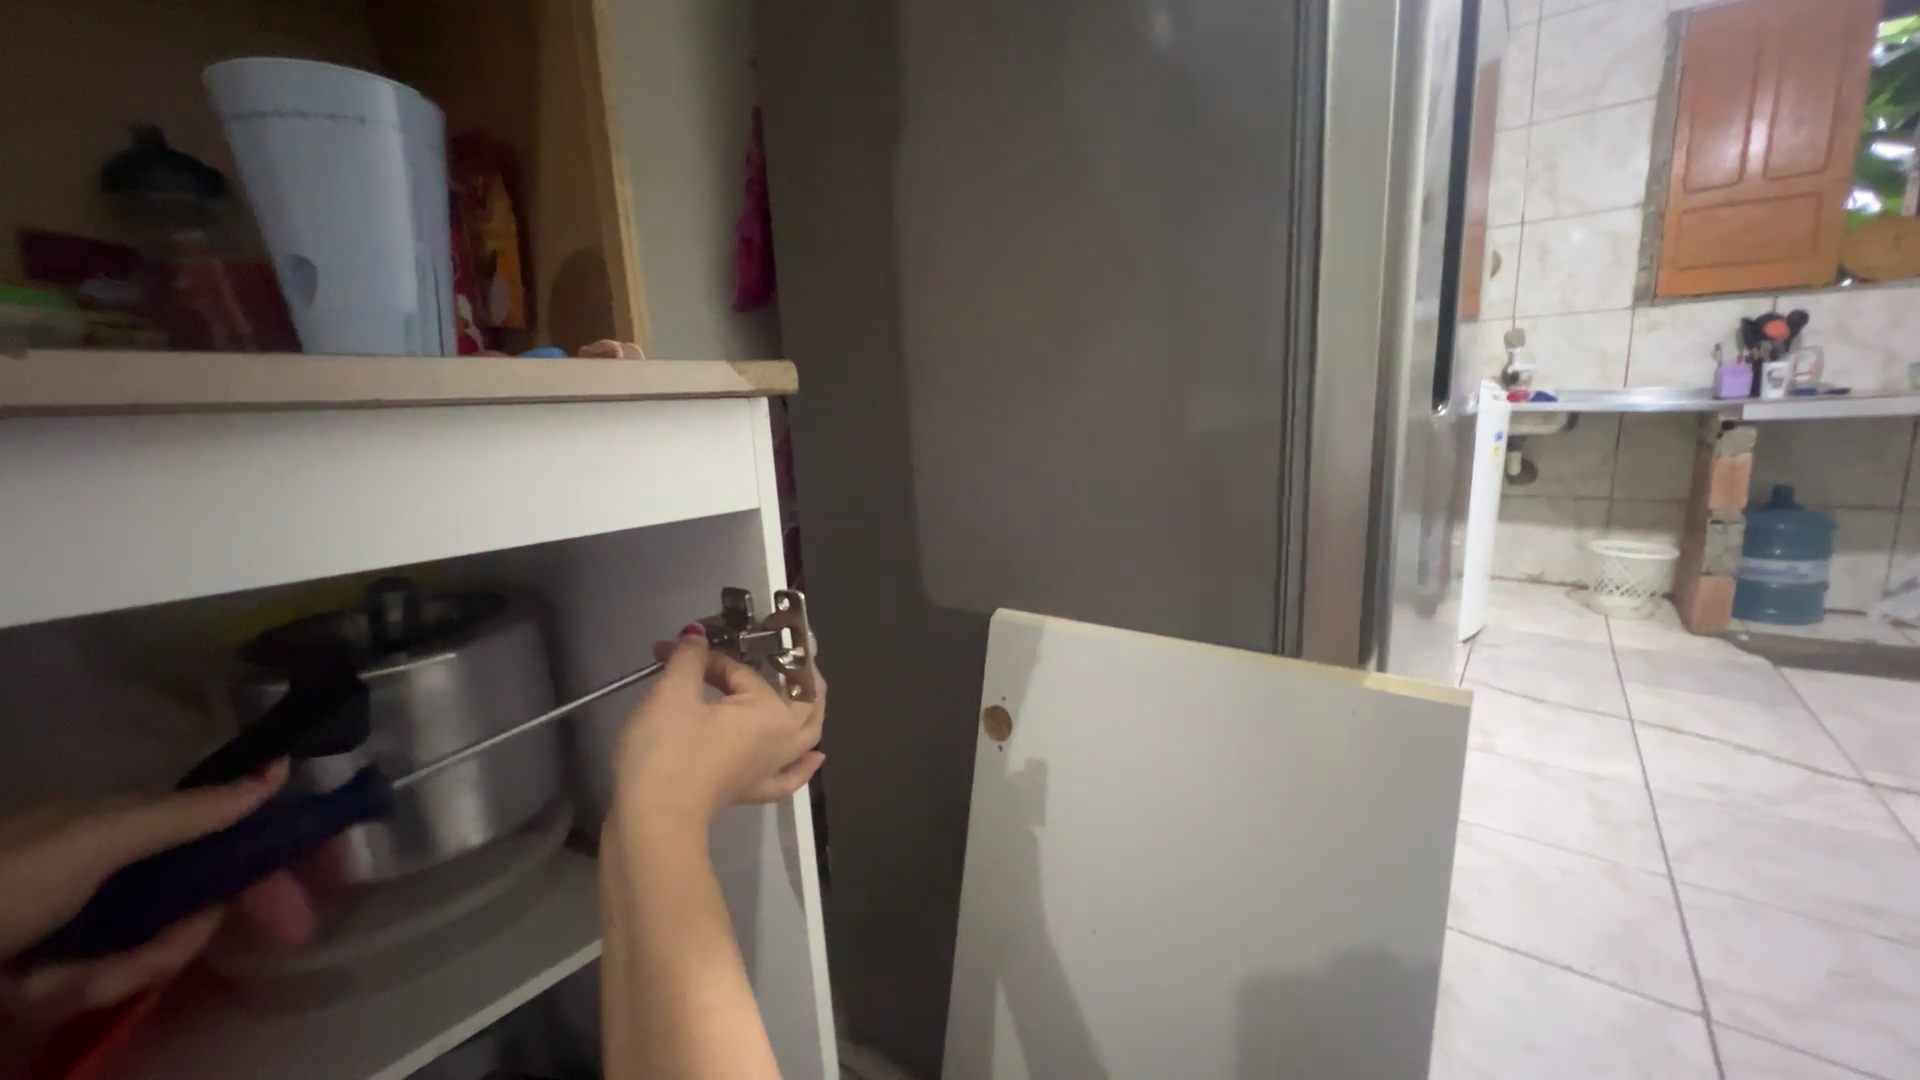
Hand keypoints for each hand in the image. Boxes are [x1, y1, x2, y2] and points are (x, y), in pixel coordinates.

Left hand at [0, 762, 313, 1027]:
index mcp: (124, 829)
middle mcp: (114, 870)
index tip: (298, 902)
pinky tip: (23, 992)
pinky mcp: (55, 973)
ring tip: (39, 986)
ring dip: (104, 975)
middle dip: (165, 942)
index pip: (223, 836)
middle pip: (191, 905)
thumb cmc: (1, 885)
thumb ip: (193, 811)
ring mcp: (84, 924)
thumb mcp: (98, 840)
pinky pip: (105, 984)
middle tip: (121, 971)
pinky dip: (72, 993)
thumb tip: (283, 768)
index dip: (264, 864)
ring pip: (149, 951)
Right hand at [615, 626, 825, 828]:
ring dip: (809, 713)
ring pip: (804, 736)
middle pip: (802, 701)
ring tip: (811, 693)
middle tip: (785, 654)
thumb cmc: (667, 751)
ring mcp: (770, 769)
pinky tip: (815, 758)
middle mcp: (782, 740)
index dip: (707, 658)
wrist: (652, 819)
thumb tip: (695, 634)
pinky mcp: (751, 792)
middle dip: (797, 675)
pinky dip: (804, 766)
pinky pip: (788, 777)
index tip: (671, 650)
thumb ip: (688, 660)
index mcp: (771, 712)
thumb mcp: (673, 695)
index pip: (742, 673)